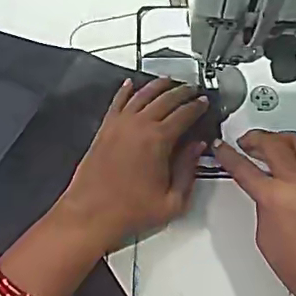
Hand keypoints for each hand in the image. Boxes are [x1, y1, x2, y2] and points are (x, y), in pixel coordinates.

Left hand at [48, 79, 208, 253]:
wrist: (91, 213)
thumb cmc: (128, 210)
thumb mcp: (172, 200)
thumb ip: (188, 170)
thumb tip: (196, 149)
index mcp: (157, 140)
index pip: (183, 114)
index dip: (196, 106)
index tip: (203, 103)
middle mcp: (137, 126)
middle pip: (165, 99)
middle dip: (182, 92)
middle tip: (191, 90)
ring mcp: (118, 125)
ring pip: (142, 95)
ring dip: (158, 86)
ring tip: (169, 82)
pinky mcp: (104, 130)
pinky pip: (117, 102)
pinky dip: (126, 91)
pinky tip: (130, 85)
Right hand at [213, 131, 295, 295]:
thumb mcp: (265, 240)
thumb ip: (262, 210)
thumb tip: (264, 198)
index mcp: (275, 198)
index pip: (244, 167)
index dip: (228, 155)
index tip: (222, 148)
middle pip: (273, 144)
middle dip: (254, 138)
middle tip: (246, 142)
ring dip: (283, 137)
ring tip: (275, 141)